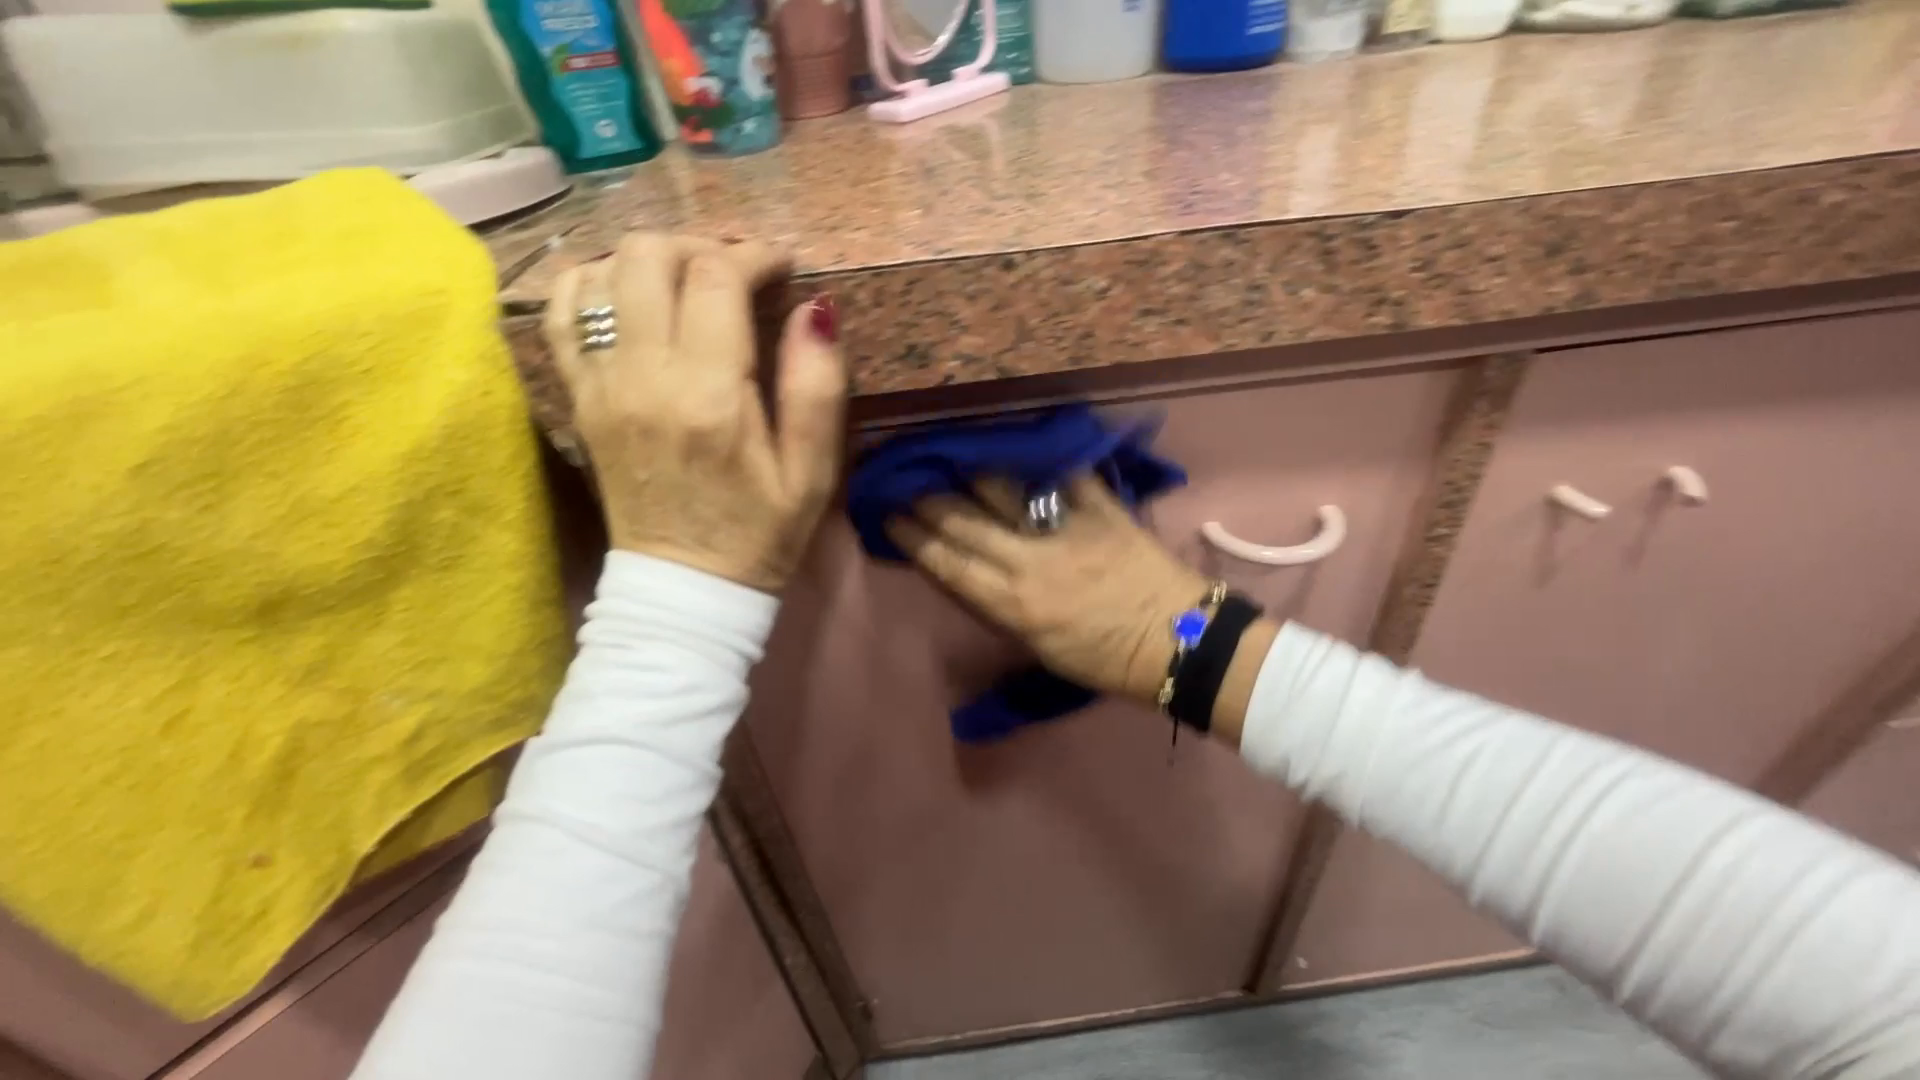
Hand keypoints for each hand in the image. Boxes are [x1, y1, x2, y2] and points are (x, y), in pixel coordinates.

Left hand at [544, 233, 847, 592]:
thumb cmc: (759, 533)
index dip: (755, 255)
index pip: (717, 276)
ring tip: (690, 284)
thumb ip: (817, 386)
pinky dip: (591, 283)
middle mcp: (642, 377)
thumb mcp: (811, 473)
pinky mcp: (577, 399)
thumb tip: (816, 308)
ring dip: (651, 260)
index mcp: (709, 395)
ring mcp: (598, 386)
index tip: (782, 267)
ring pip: (602, 271)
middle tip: (737, 273)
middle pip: (651, 255)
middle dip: (702, 246)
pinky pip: (560, 312)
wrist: (683, 588)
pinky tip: (628, 294)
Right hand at [886, 474, 1213, 705]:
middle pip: (966, 523)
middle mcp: (1031, 561)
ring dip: (970, 473)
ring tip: (947, 458)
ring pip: (1004, 491)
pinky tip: (1016, 443)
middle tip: (904, 480)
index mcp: (1015, 604)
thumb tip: (977, 574)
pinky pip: (1063, 474)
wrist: (1179, 641)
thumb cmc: (1108, 660)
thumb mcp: (1042, 648)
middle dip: (929, 501)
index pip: (950, 564)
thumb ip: (1006, 608)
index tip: (889, 516)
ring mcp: (1067, 528)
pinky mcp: (1102, 507)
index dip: (915, 538)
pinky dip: (1039, 458)